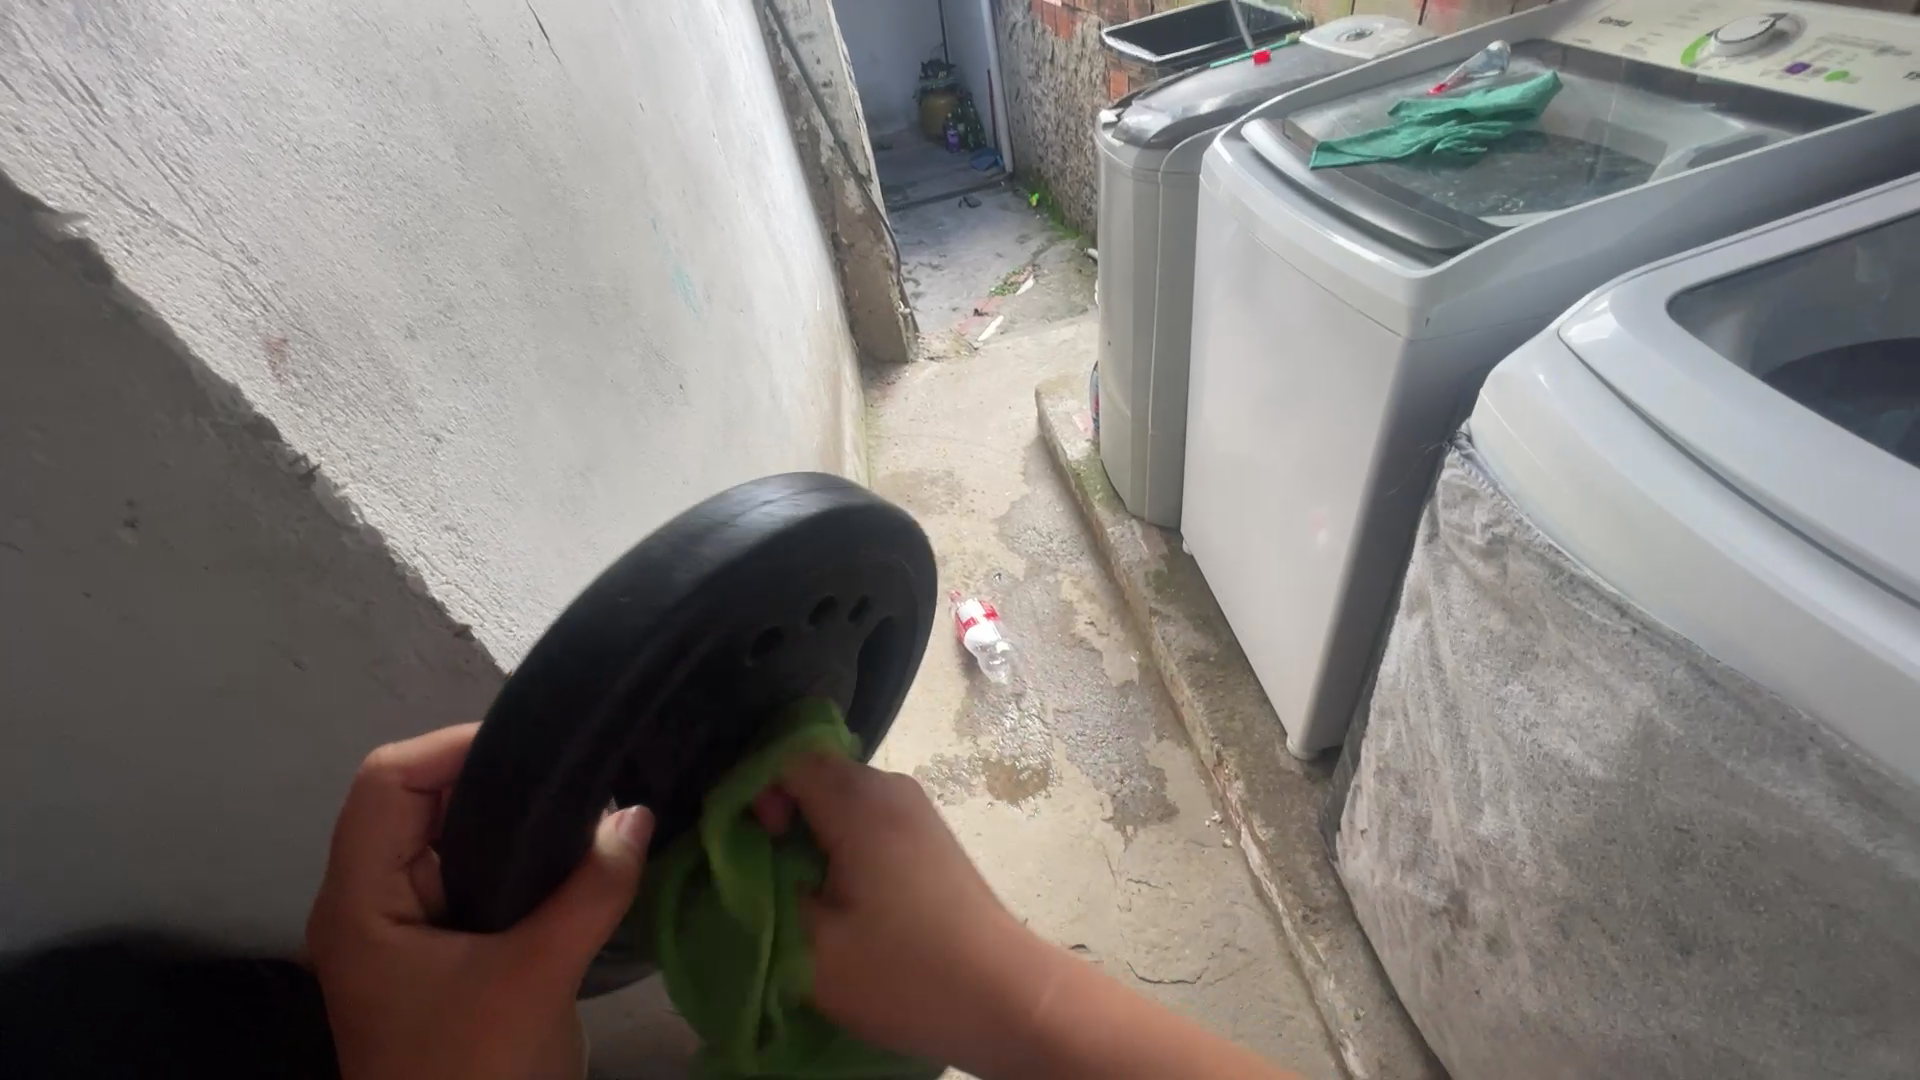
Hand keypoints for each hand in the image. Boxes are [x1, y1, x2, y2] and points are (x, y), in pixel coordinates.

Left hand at [306, 724, 654, 1079]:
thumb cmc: (472, 1075)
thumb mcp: (536, 979)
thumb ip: (592, 891)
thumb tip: (640, 814)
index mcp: (364, 902)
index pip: (386, 782)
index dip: (453, 747)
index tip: (539, 749)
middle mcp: (382, 897)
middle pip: (425, 793)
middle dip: (502, 769)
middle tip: (580, 764)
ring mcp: (421, 917)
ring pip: (464, 825)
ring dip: (526, 804)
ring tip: (592, 792)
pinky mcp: (463, 933)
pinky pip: (494, 859)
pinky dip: (538, 838)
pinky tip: (587, 839)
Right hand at [757, 754, 1065, 1076]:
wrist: (1001, 991)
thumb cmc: (905, 970)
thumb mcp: (813, 947)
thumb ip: (766, 892)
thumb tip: (751, 859)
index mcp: (860, 801)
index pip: (788, 759)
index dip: (758, 794)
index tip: (758, 848)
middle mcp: (891, 787)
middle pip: (816, 773)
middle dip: (783, 816)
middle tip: (776, 879)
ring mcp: (914, 806)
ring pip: (841, 795)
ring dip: (813, 833)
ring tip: (810, 894)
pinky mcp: (927, 830)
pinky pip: (868, 814)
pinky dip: (842, 840)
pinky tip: (848, 894)